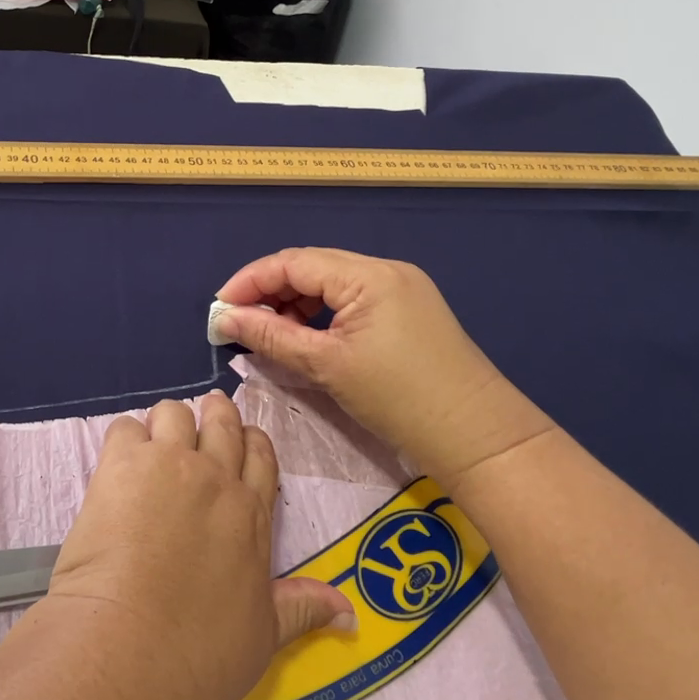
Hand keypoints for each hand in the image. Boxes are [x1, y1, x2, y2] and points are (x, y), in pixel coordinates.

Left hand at [44, 393, 353, 699]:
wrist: (135, 645)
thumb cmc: (202, 651)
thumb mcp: (263, 634)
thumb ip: (300, 608)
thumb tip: (348, 610)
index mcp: (252, 516)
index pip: (261, 456)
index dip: (250, 442)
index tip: (240, 440)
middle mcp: (216, 479)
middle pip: (222, 423)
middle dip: (214, 414)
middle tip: (201, 418)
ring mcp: (170, 465)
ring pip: (173, 413)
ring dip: (166, 424)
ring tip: (154, 444)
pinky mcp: (123, 463)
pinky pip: (126, 427)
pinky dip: (124, 440)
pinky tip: (117, 464)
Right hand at [213, 248, 554, 485]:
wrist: (478, 437)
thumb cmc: (398, 399)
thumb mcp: (326, 366)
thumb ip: (272, 336)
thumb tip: (226, 318)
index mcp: (368, 275)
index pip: (293, 262)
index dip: (250, 281)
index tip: (219, 310)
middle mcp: (386, 270)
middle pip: (312, 267)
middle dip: (270, 291)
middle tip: (238, 323)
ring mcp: (402, 288)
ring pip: (331, 282)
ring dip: (294, 302)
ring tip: (268, 332)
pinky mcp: (410, 309)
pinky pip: (352, 298)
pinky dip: (322, 313)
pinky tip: (306, 335)